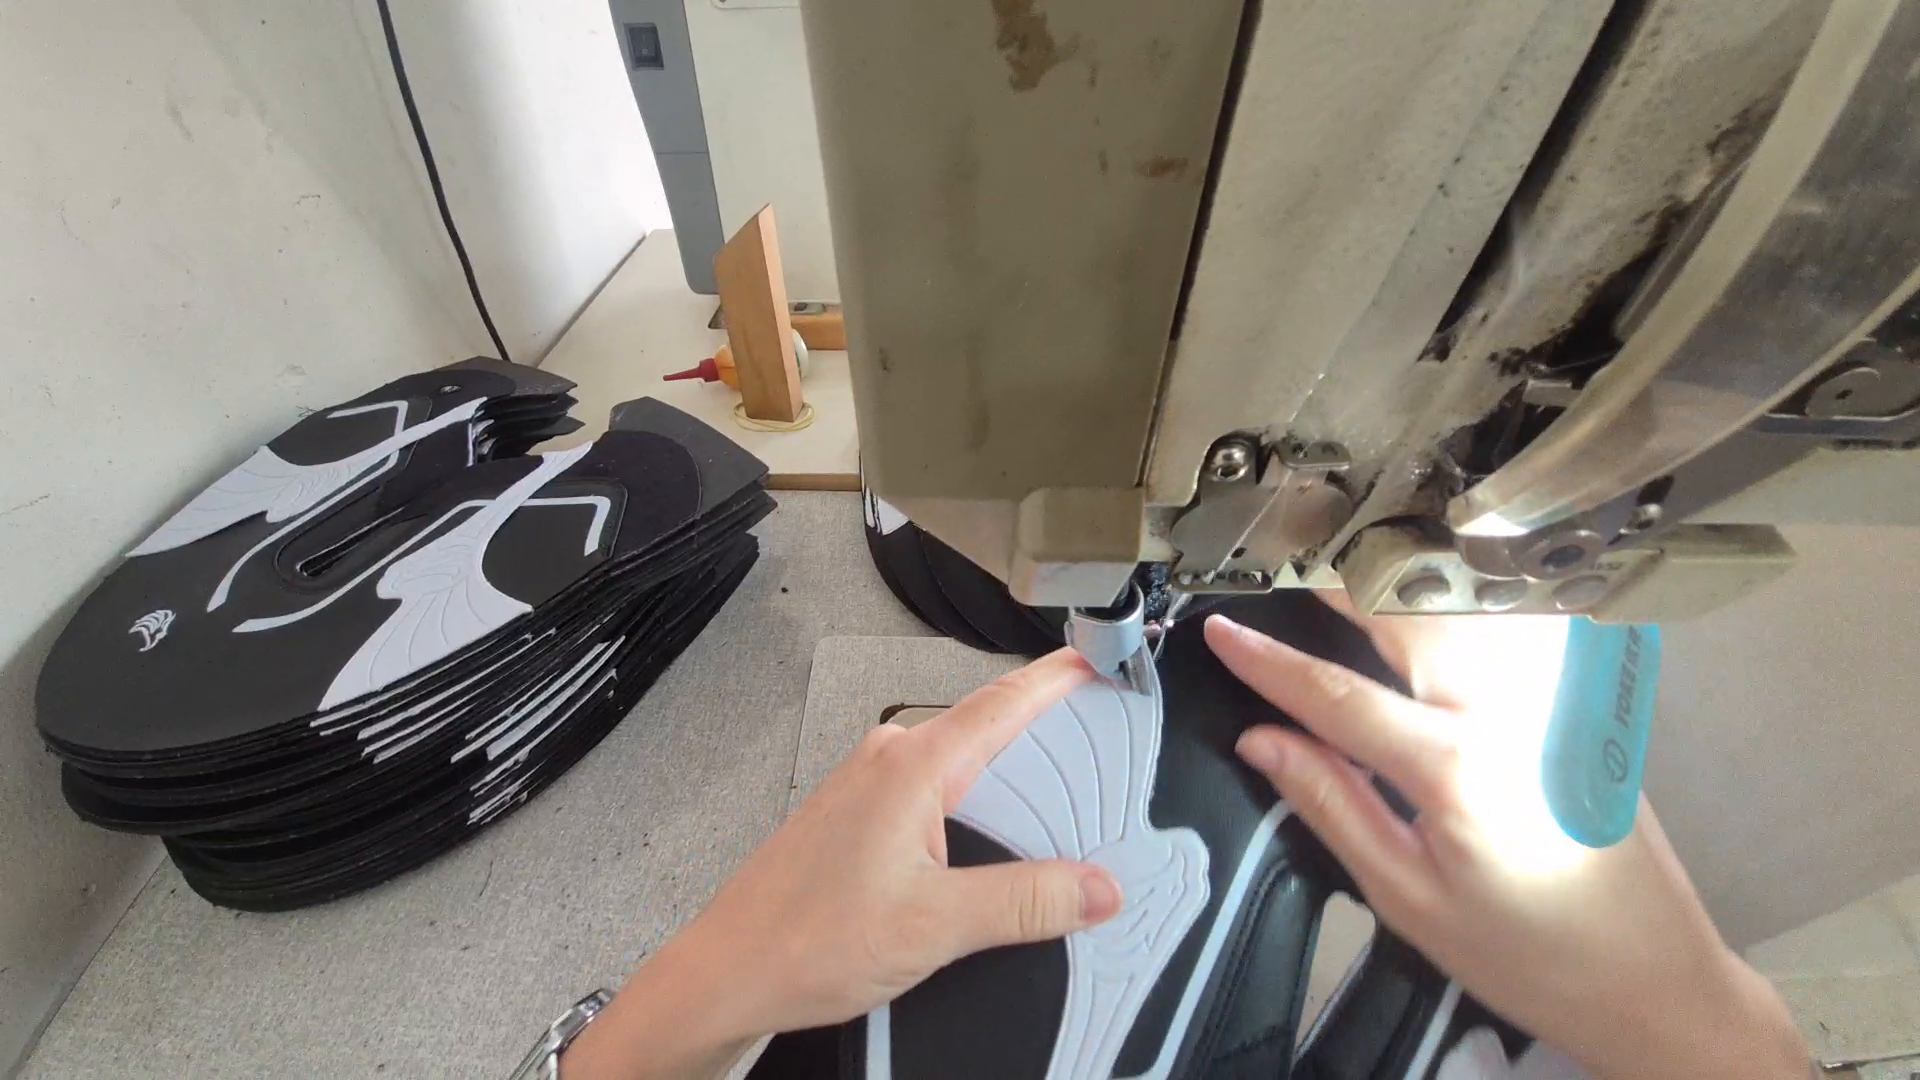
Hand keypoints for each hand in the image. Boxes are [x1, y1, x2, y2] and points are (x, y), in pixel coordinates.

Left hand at [561, 649, 1124, 1079]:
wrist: (728, 971)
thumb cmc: (806, 939)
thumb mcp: (935, 924)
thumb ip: (1026, 902)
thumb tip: (1096, 888)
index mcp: (914, 766)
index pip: (1002, 704)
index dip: (1054, 678)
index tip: (1091, 659)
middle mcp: (891, 758)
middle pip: (984, 723)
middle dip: (1041, 721)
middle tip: (1090, 723)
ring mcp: (871, 780)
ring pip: (958, 755)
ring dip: (1006, 761)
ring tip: (1051, 780)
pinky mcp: (861, 808)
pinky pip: (933, 781)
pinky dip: (973, 789)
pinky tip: (986, 823)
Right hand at [1204, 607, 1809, 1079]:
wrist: (1663, 989)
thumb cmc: (1524, 954)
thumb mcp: (1403, 894)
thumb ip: (1328, 802)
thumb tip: (1259, 739)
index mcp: (1460, 770)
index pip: (1337, 695)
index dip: (1268, 660)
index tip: (1221, 631)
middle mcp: (1514, 716)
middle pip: (1406, 620)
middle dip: (1337, 588)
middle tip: (1282, 579)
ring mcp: (1559, 701)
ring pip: (1465, 607)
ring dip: (1396, 585)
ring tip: (1343, 582)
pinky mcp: (1582, 703)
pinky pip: (1516, 624)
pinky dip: (1462, 600)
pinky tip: (1432, 604)